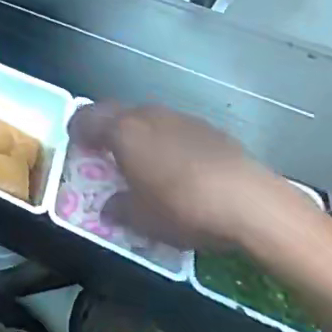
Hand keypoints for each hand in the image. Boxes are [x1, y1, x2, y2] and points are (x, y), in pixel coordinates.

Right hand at [67, 102, 298, 250]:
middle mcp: (148, 116)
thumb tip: (109, 208)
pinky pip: (176, 129)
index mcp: (122, 131)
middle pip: (116, 112)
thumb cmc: (183, 207)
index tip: (77, 146)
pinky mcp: (212, 130)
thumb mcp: (141, 218)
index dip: (77, 131)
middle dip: (106, 128)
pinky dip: (168, 142)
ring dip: (139, 134)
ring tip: (143, 160)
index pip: (86, 118)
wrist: (253, 205)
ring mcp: (182, 119)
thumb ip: (118, 208)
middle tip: (104, 151)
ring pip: (148, 118)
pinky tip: (180, 168)